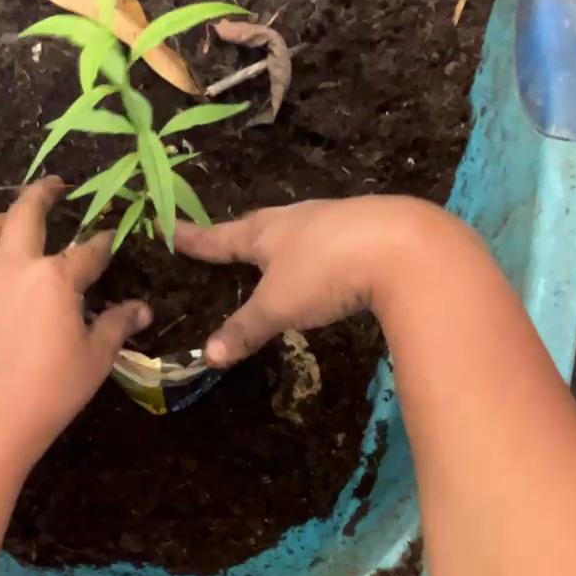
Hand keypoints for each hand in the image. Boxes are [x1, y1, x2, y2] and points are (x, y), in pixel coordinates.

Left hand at [0, 177, 152, 461]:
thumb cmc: (53, 388)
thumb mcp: (96, 357)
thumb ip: (116, 325)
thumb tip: (141, 310)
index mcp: (55, 278)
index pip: (87, 251)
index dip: (103, 243)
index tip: (112, 237)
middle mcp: (16, 268)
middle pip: (25, 214)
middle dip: (42, 194)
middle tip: (55, 185)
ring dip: (3, 216)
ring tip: (14, 215)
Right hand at [174, 195, 469, 366]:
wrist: (405, 247)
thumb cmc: (325, 271)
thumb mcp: (278, 307)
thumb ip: (245, 329)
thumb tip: (208, 355)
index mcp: (267, 233)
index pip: (221, 237)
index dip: (195, 239)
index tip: (170, 228)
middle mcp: (297, 219)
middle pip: (260, 224)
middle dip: (241, 234)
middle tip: (227, 238)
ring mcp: (336, 220)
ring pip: (299, 228)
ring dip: (284, 240)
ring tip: (277, 252)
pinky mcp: (370, 230)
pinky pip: (332, 238)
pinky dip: (320, 249)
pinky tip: (327, 260)